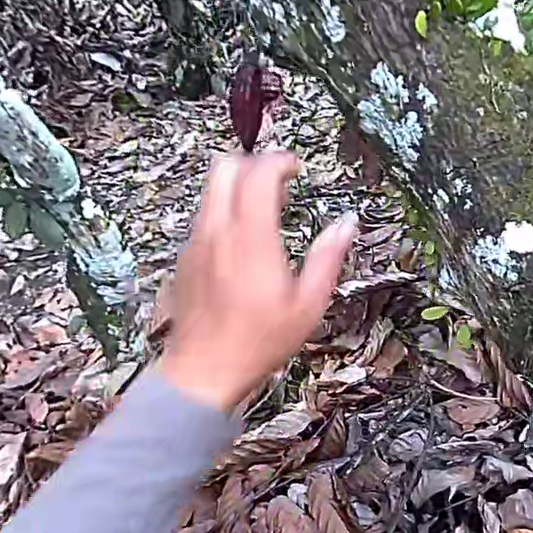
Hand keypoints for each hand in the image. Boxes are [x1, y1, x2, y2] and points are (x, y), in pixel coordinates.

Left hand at [158, 149, 355, 409]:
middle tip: (276, 178)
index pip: (258, 174)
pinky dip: (223, 212)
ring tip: (262, 208)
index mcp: (251, 239)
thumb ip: (328, 258)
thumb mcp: (308, 305)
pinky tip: (242, 240)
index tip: (295, 167)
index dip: (279, 161)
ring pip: (210, 191)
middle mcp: (218, 233)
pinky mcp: (185, 259)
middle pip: (223, 168)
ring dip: (235, 186)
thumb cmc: (258, 342)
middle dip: (251, 163)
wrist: (204, 371)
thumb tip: (346, 226)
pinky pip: (203, 218)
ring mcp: (197, 244)